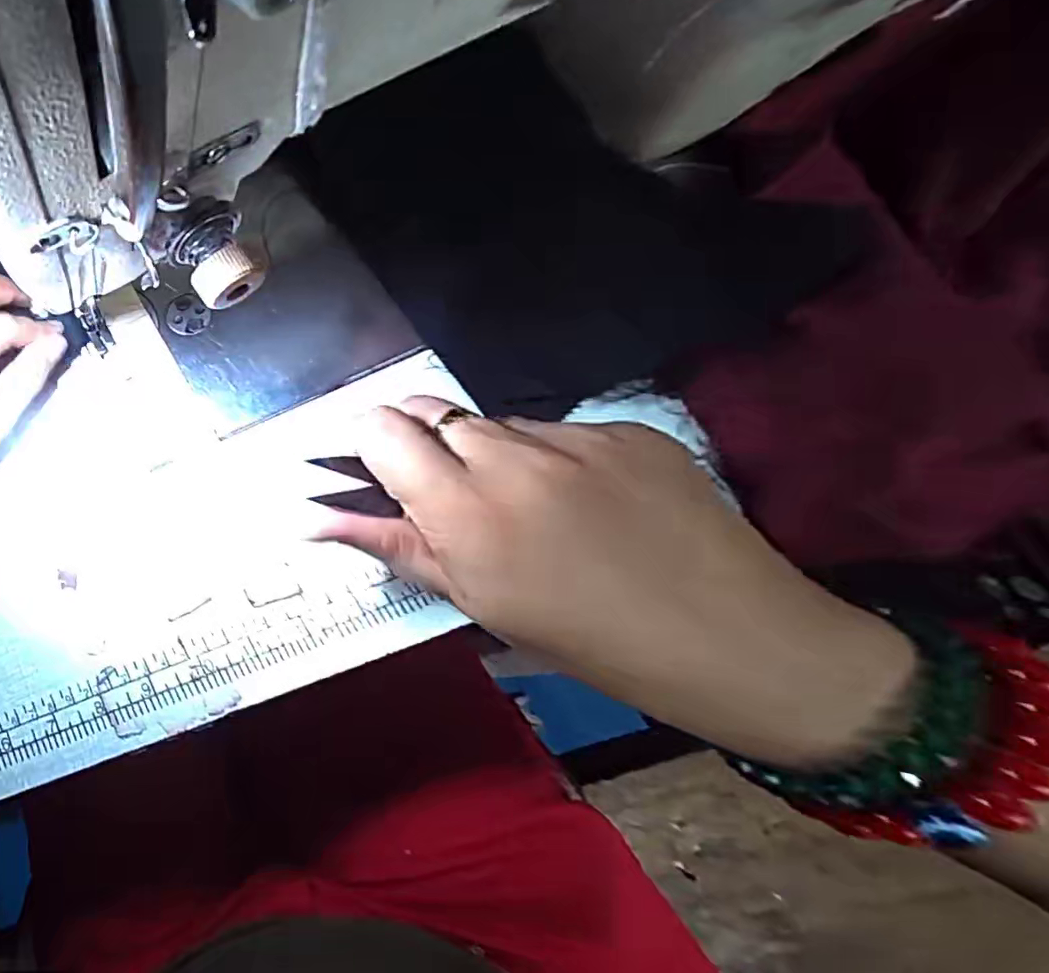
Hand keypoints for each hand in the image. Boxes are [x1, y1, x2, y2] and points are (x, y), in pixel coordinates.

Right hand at [312, 396, 916, 767]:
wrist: (733, 639)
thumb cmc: (580, 637)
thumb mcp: (473, 600)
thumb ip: (391, 543)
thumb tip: (316, 518)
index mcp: (464, 509)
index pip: (380, 429)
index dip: (368, 443)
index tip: (376, 470)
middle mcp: (510, 456)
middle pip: (430, 409)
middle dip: (419, 439)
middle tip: (441, 487)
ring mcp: (573, 435)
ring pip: (492, 420)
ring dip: (483, 450)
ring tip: (523, 504)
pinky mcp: (625, 427)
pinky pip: (556, 428)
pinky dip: (546, 455)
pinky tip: (581, 500)